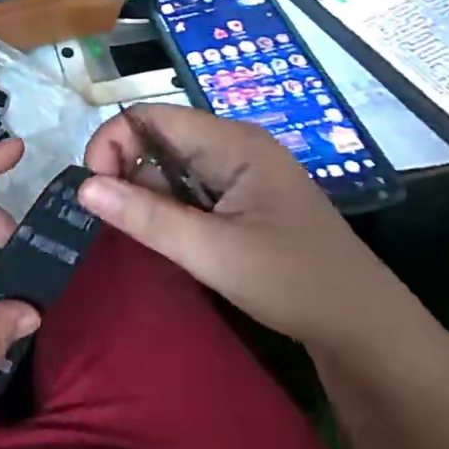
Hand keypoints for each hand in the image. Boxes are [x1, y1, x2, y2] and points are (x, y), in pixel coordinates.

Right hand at [79, 105, 421, 355]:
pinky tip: (166, 234)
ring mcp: (238, 171)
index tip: (96, 188)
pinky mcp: (239, 197)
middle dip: (124, 168)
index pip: (150, 117)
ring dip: (143, 190)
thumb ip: (145, 216)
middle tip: (114, 215)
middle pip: (156, 136)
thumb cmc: (294, 282)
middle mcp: (233, 145)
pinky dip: (164, 204)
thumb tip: (82, 188)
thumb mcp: (212, 252)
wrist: (366, 331)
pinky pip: (185, 186)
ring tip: (140, 228)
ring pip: (167, 163)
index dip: (113, 142)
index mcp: (233, 143)